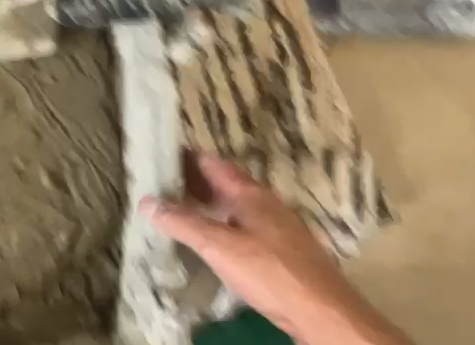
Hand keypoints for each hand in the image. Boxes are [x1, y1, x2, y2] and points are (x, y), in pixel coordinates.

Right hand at [139, 155, 410, 344]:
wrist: (328, 318)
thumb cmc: (271, 272)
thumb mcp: (218, 247)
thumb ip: (182, 222)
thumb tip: (145, 201)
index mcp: (250, 193)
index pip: (210, 162)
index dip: (183, 157)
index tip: (156, 155)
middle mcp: (266, 203)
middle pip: (224, 183)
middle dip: (194, 182)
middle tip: (161, 184)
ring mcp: (280, 228)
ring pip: (237, 206)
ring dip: (210, 205)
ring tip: (181, 211)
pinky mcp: (287, 253)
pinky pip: (246, 226)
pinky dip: (225, 225)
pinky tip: (215, 241)